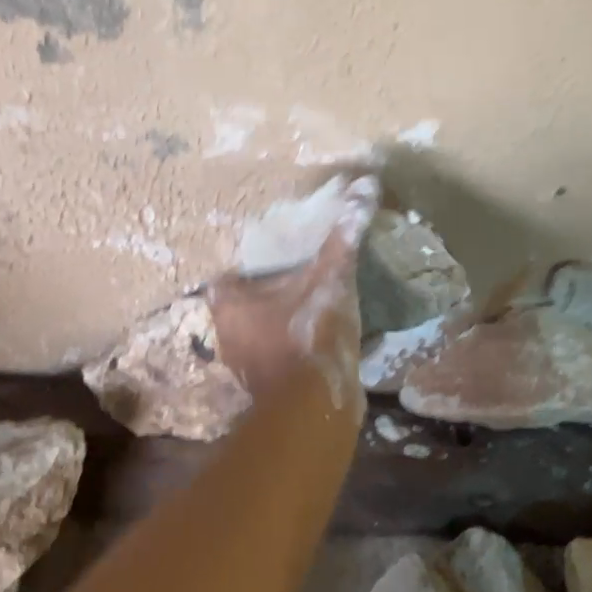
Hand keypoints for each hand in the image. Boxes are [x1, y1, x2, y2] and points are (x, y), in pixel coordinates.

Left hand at [206, 177, 377, 403]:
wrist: (316, 407)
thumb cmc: (309, 335)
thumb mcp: (331, 278)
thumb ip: (344, 234)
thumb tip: (365, 183)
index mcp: (229, 302)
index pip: (232, 271)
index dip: (252, 260)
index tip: (279, 250)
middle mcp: (226, 333)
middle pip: (246, 300)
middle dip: (269, 289)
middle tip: (298, 270)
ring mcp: (244, 363)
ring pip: (259, 328)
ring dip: (280, 317)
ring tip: (309, 298)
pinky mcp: (266, 385)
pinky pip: (275, 351)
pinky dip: (291, 341)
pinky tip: (316, 330)